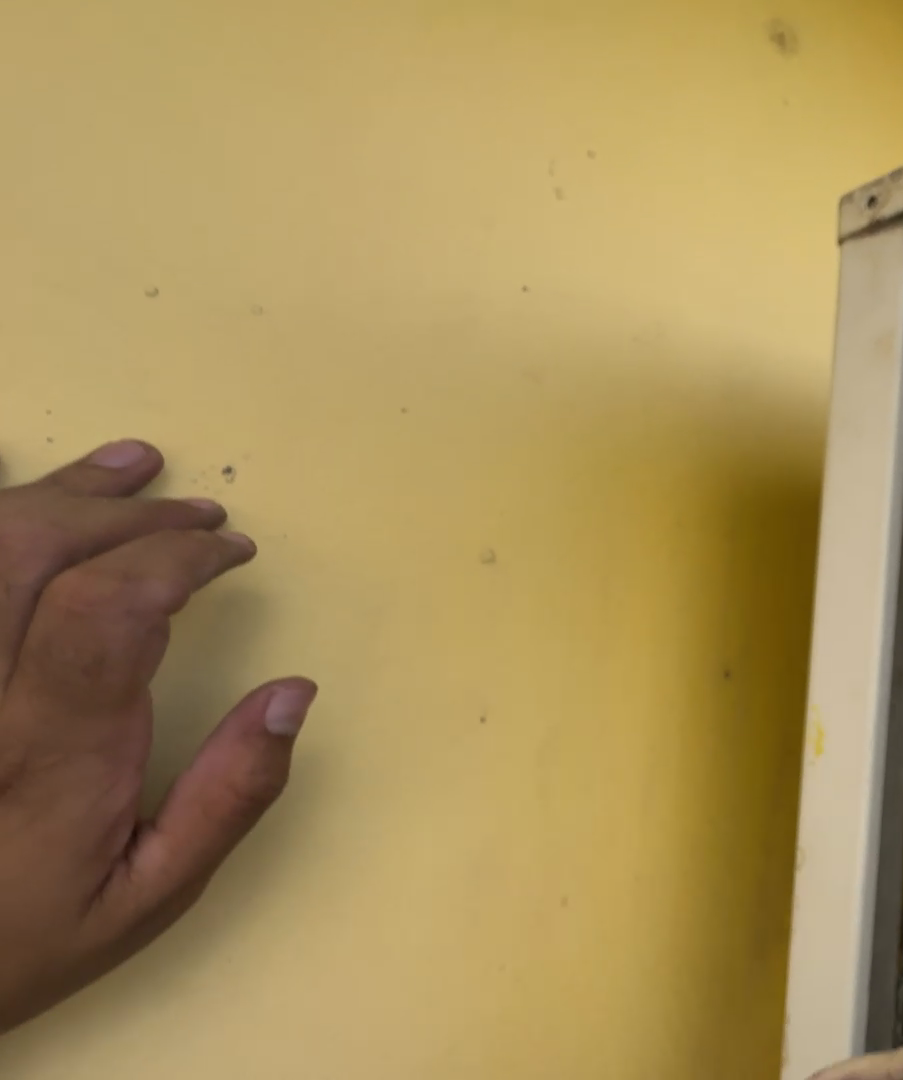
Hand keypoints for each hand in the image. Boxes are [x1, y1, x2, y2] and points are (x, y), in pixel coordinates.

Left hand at [0, 440, 313, 1033]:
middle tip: (198, 513)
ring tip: (128, 469)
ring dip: (53, 497)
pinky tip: (24, 497)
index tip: (233, 550)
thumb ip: (233, 794)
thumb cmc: (14, 938)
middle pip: (27, 557)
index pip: (109, 608)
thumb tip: (294, 692)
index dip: (177, 556)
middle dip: (127, 516)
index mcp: (49, 750)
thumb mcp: (152, 893)